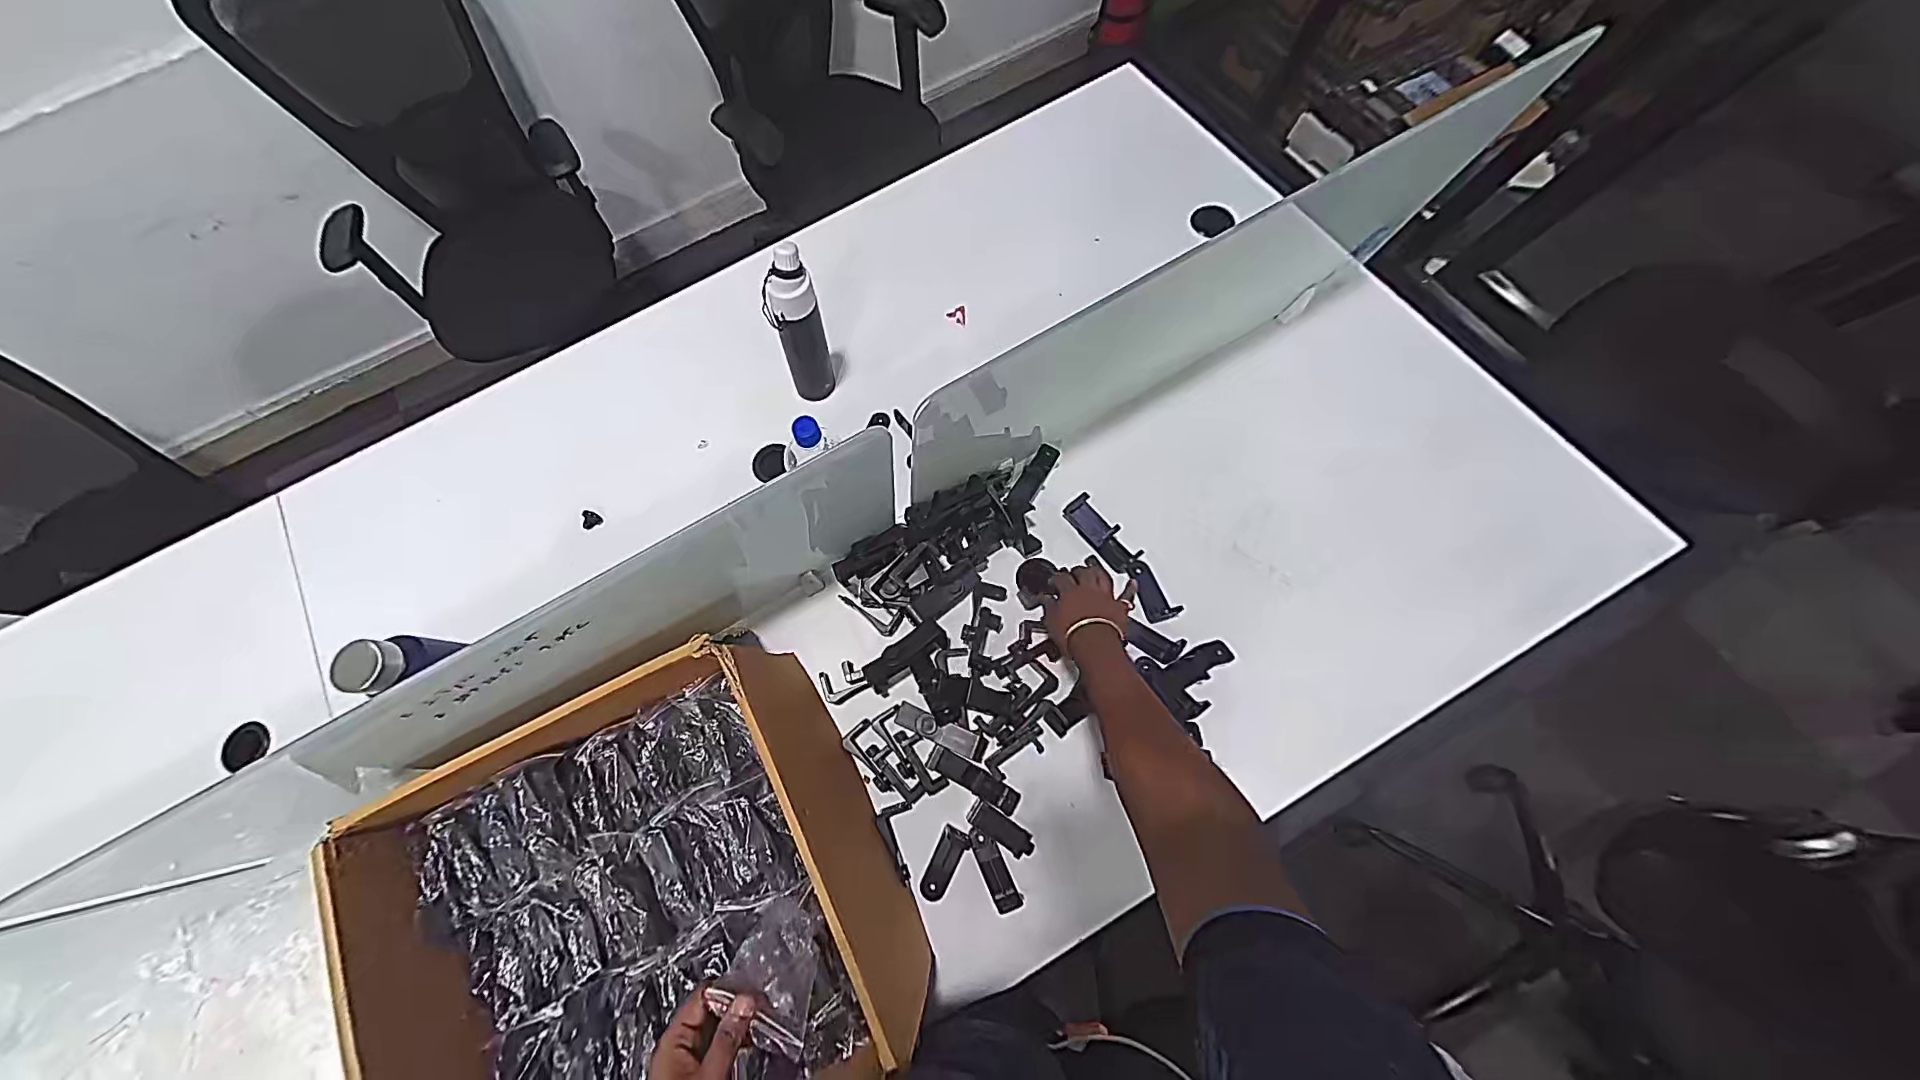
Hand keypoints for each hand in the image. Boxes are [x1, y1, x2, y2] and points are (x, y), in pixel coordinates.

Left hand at [648, 986, 755, 1079]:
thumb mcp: (709, 1075)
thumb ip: (727, 1037)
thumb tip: (745, 1000)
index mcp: (672, 1040)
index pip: (702, 996)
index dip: (729, 992)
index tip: (754, 996)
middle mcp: (677, 1046)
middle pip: (711, 1010)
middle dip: (738, 1007)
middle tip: (764, 1009)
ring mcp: (687, 1060)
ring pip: (717, 1028)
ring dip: (739, 1024)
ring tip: (762, 1023)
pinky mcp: (696, 1072)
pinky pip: (717, 1046)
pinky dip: (735, 1040)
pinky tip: (751, 1040)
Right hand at [1041, 557, 1133, 659]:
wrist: (1094, 647)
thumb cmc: (1074, 636)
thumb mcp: (1051, 622)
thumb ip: (1049, 607)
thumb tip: (1045, 600)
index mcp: (1069, 592)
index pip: (1061, 578)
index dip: (1056, 578)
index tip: (1054, 581)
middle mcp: (1088, 590)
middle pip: (1083, 571)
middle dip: (1077, 570)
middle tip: (1073, 572)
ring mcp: (1105, 597)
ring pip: (1102, 576)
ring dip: (1098, 571)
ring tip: (1095, 569)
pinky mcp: (1119, 607)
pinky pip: (1126, 595)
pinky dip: (1130, 588)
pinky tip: (1132, 583)